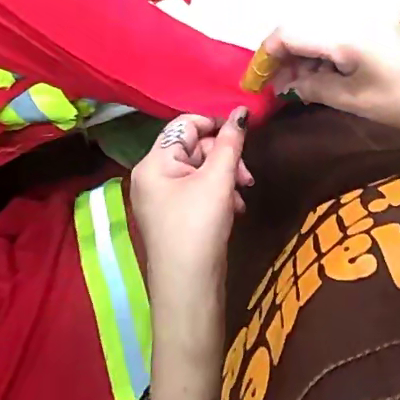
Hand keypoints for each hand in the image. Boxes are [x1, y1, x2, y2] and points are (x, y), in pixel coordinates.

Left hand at [129, 110, 251, 301]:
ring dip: (226, 176)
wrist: (189, 288)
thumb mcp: (218, 180)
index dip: (214, 125)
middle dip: (224, 157)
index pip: (184, 125)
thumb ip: (231, 142)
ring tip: (242, 195)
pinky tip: (235, 208)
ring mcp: (162, 197)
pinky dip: (219, 194)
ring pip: (200, 170)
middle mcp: (152, 176)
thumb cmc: (198, 226)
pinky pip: (198, 190)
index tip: (242, 134)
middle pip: (194, 148)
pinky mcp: (175, 215)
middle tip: (247, 176)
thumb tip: (241, 111)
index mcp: (153, 162)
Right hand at [261, 22, 399, 134]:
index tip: (255, 82)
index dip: (265, 57)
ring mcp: (362, 20)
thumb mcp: (355, 99)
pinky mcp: (374, 29)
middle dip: (280, 56)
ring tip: (294, 87)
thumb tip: (286, 84)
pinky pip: (334, 35)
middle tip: (273, 87)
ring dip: (300, 56)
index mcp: (340, 30)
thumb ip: (313, 88)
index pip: (285, 33)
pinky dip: (320, 55)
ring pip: (315, 31)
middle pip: (298, 28)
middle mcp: (347, 16)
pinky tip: (320, 78)